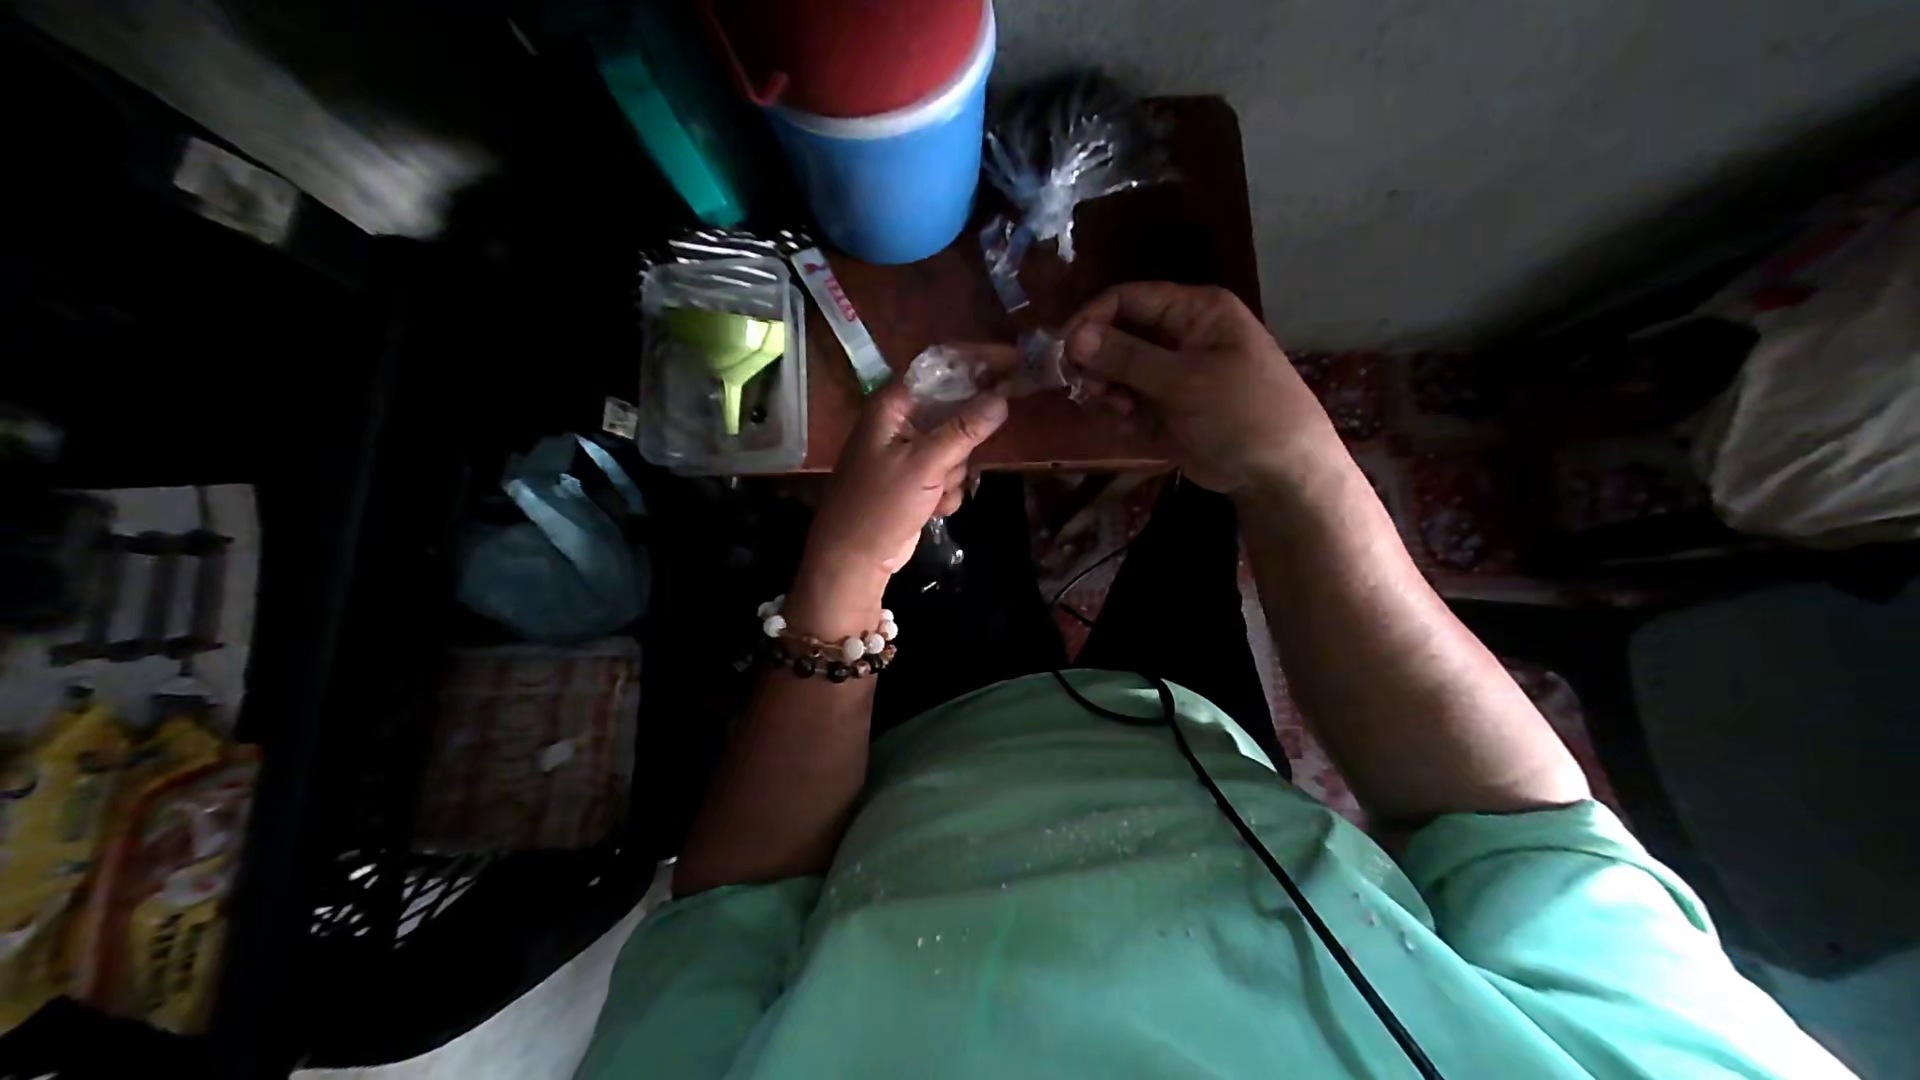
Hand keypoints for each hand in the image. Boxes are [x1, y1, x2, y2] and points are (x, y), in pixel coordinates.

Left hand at [788, 378, 1008, 636]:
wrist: (853, 559)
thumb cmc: (880, 505)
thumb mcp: (924, 465)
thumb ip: (963, 430)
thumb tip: (1002, 397)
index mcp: (893, 405)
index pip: (942, 367)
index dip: (979, 362)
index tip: (1016, 363)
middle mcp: (900, 422)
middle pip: (954, 410)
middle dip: (962, 443)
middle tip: (963, 457)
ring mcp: (908, 452)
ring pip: (956, 447)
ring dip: (954, 473)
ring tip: (934, 493)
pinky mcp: (915, 480)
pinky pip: (948, 473)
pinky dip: (947, 491)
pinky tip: (933, 508)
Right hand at [1063, 283, 1343, 494]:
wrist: (1278, 473)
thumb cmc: (1243, 412)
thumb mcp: (1185, 381)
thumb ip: (1127, 358)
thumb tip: (1073, 337)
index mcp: (1194, 312)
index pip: (1128, 299)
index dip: (1092, 320)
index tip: (1063, 351)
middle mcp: (1178, 336)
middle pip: (1115, 336)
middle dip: (1097, 364)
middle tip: (1089, 391)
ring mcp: (1169, 375)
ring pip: (1115, 373)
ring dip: (1106, 392)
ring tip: (1119, 412)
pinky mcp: (1162, 409)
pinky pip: (1125, 403)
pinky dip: (1119, 414)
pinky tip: (1131, 428)